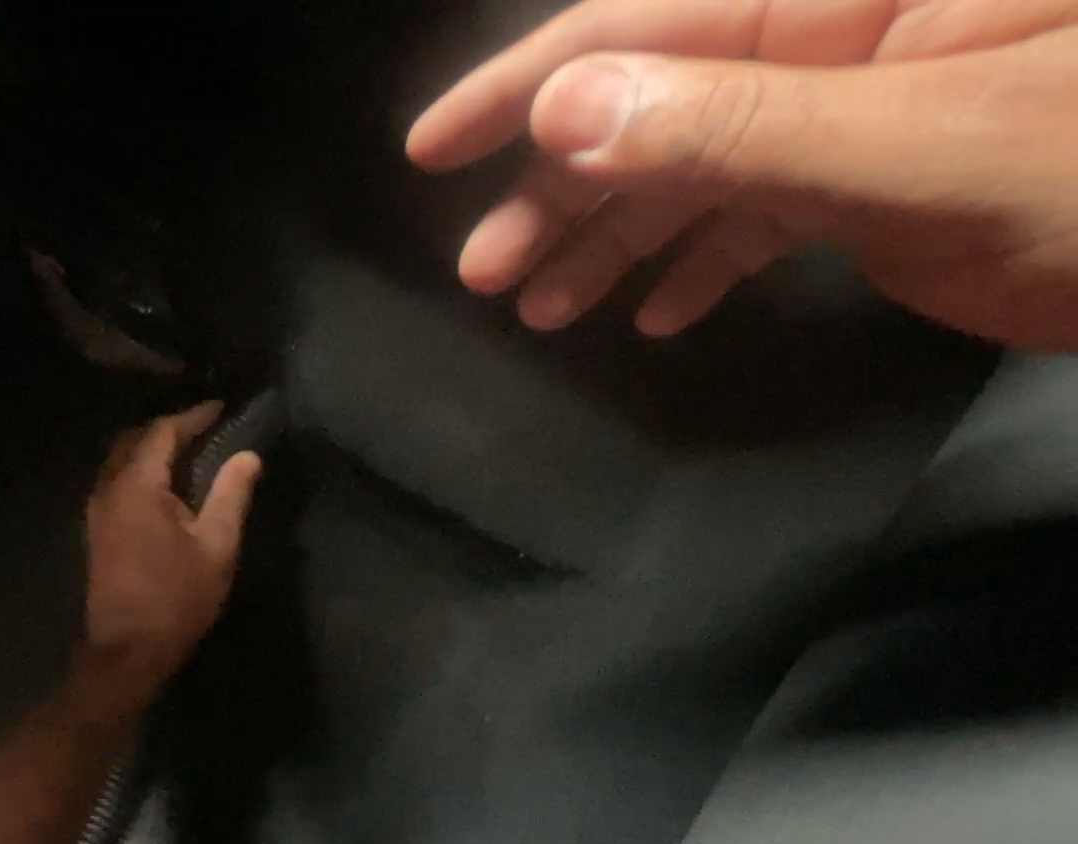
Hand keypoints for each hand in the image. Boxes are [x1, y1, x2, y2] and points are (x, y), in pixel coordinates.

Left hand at [82, 403, 262, 686]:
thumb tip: (248, 456)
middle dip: (168, 429)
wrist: (128, 649)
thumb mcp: (216, 546)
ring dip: (150, 450)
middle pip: (133, 440)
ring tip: (188, 454)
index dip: (192, 417)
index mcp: (136, 486)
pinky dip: (139, 472)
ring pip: (119, 461)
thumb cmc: (176, 598)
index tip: (220, 409)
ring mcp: (95, 511)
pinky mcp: (95, 530)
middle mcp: (107, 489)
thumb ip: (231, 495)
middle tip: (205, 430)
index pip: (161, 432)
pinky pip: (114, 482)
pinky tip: (165, 488)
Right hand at [406, 0, 1077, 349]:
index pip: (641, 25)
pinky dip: (693, 264)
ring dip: (607, 243)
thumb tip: (565, 109)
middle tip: (485, 273)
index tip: (430, 148)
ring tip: (544, 309)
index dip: (520, 88)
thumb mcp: (914, 150)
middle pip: (644, 110)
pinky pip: (746, 213)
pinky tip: (657, 313)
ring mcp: (845, 108)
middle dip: (553, 197)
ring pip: (683, 171)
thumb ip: (732, 126)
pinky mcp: (866, 174)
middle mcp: (831, 37)